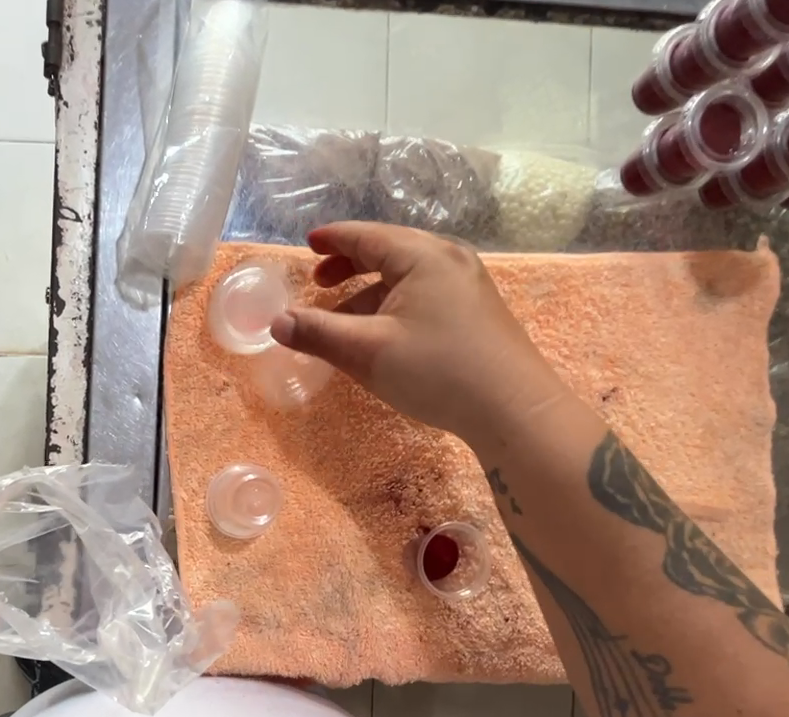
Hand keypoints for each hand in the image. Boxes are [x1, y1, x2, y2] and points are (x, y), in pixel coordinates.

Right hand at [269, 222, 576, 449]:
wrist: (512, 408)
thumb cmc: (436, 370)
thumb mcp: (366, 352)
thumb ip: (317, 333)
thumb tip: (276, 321)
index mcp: (422, 257)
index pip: (368, 236)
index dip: (334, 239)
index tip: (308, 243)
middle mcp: (448, 260)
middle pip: (389, 251)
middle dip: (350, 265)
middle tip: (319, 282)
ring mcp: (467, 286)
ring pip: (405, 277)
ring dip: (369, 291)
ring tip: (342, 316)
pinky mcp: (475, 313)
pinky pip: (422, 295)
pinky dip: (391, 304)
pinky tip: (380, 333)